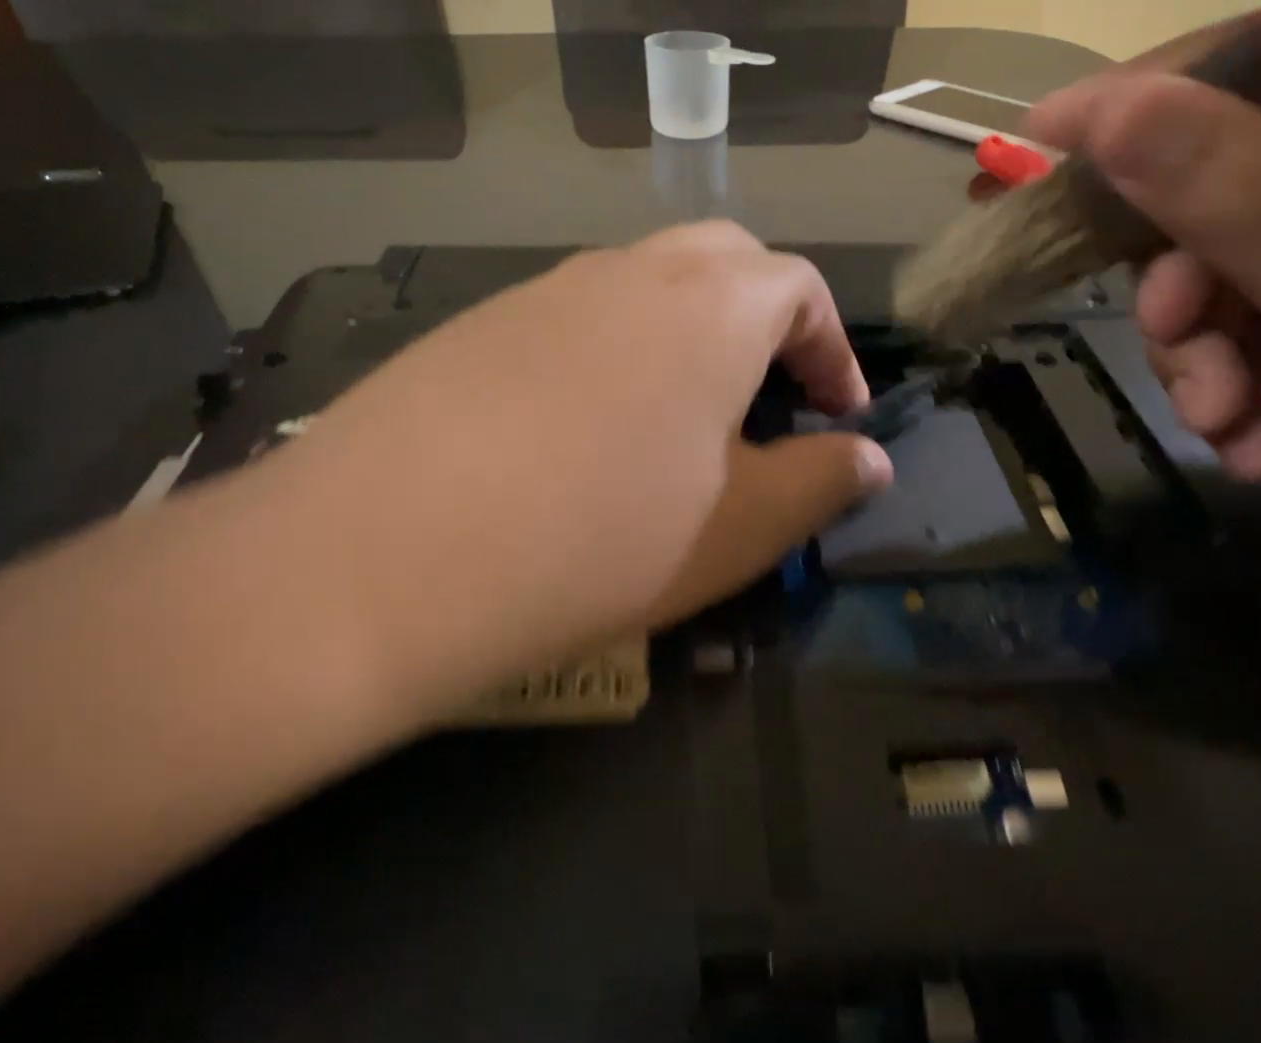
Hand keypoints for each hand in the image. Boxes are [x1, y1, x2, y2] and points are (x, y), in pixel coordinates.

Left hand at [263, 221, 892, 697]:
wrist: (389, 559)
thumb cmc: (603, 542)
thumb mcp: (740, 528)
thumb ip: (822, 483)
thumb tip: (871, 459)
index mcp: (710, 304)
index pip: (800, 288)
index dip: (834, 352)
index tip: (841, 419)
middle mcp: (625, 273)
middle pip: (721, 265)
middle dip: (764, 326)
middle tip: (770, 405)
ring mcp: (538, 294)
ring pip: (639, 292)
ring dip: (683, 343)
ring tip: (680, 433)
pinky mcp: (471, 331)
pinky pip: (568, 327)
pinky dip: (608, 365)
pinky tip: (583, 443)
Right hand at [1029, 27, 1260, 670]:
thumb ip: (1246, 199)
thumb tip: (1115, 114)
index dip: (1161, 93)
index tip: (1045, 142)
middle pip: (1234, 175)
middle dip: (1183, 271)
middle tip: (1168, 329)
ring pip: (1219, 269)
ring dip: (1194, 350)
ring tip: (1217, 415)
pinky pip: (1238, 333)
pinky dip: (1222, 390)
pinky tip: (1244, 444)